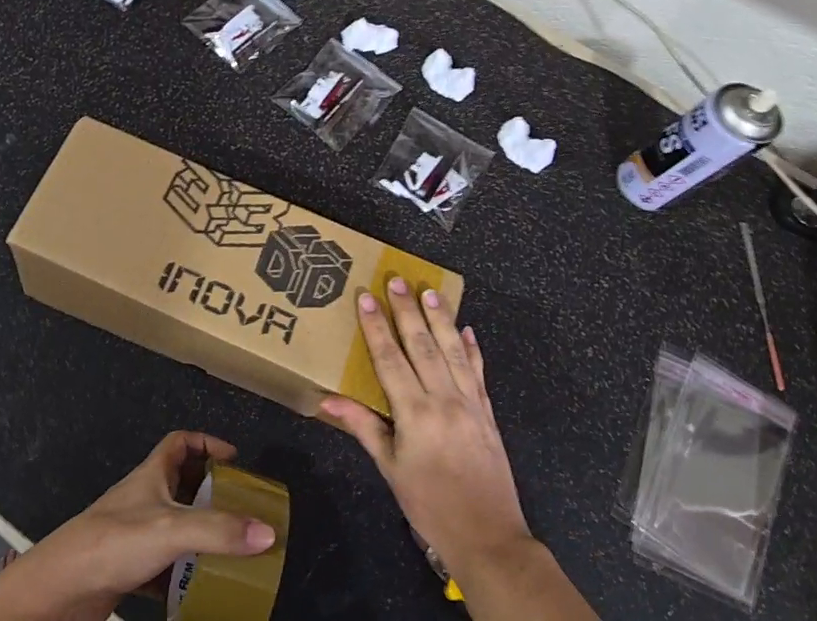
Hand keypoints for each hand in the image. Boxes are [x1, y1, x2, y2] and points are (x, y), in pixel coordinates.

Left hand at [0, 432, 276, 620]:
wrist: (60, 588)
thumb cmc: (114, 542)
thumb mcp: (172, 529)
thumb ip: (219, 530)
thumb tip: (269, 532)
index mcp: (151, 475)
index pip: (180, 442)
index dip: (207, 443)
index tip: (236, 460)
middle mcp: (142, 499)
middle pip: (180, 484)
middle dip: (211, 494)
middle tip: (241, 509)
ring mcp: (132, 534)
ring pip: (173, 527)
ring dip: (198, 535)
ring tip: (229, 550)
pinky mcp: (125, 568)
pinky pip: (161, 566)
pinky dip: (181, 573)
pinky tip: (197, 587)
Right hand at [321, 278, 530, 584]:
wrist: (489, 536)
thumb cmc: (430, 505)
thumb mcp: (391, 470)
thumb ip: (364, 427)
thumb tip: (327, 399)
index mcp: (415, 414)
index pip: (391, 359)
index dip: (376, 327)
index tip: (366, 297)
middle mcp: (445, 400)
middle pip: (423, 345)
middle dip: (408, 311)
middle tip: (397, 280)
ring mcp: (471, 404)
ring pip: (453, 351)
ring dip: (441, 318)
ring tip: (431, 290)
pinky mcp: (488, 413)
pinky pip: (478, 372)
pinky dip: (472, 349)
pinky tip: (467, 330)